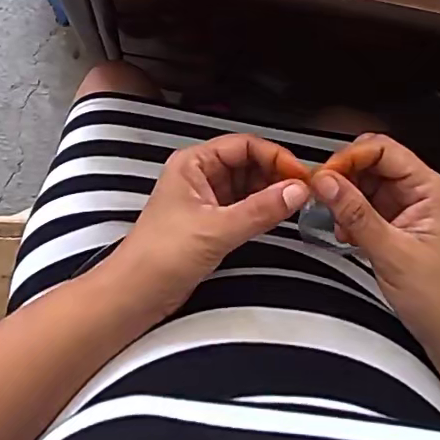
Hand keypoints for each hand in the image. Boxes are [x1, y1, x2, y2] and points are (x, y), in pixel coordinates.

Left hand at [108, 134, 312, 316]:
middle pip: (247, 162)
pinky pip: (243, 206)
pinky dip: (261, 209)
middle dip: (275, 173)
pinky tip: (277, 216)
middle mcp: (198, 175)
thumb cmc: (160, 255)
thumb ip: (260, 209)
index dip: (274, 155)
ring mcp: (204, 199)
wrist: (136, 294)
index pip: (243, 145)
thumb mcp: (216, 229)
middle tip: (303, 190)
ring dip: (270, 191)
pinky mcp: (210, 222)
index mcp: (193, 163)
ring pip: (247, 184)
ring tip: (296, 203)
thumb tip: (296, 191)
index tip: (299, 174)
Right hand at [311, 134, 439, 344]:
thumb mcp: (392, 253)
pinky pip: (363, 204)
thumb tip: (326, 181)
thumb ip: (355, 213)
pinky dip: (348, 214)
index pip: (383, 150)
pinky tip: (345, 233)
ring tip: (337, 221)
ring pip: (363, 182)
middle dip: (343, 176)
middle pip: (371, 161)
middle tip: (322, 194)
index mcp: (430, 189)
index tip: (325, 176)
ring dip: (344, 197)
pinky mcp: (395, 223)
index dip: (350, 158)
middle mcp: (419, 192)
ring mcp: (407, 207)